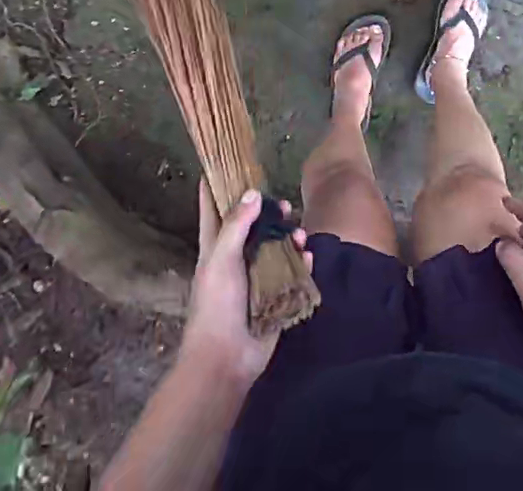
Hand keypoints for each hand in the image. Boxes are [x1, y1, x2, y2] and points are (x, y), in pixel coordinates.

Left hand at [178, 182, 309, 385]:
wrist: (226, 360)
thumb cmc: (216, 305)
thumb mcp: (220, 259)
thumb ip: (236, 225)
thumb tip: (253, 192)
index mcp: (215, 249)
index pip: (212, 210)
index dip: (215, 187)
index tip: (225, 164)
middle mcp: (236, 259)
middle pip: (253, 226)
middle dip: (269, 212)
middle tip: (284, 205)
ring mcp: (257, 278)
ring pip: (277, 247)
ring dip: (290, 237)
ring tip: (300, 234)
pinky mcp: (276, 296)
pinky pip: (293, 272)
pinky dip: (302, 263)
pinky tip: (310, 257)